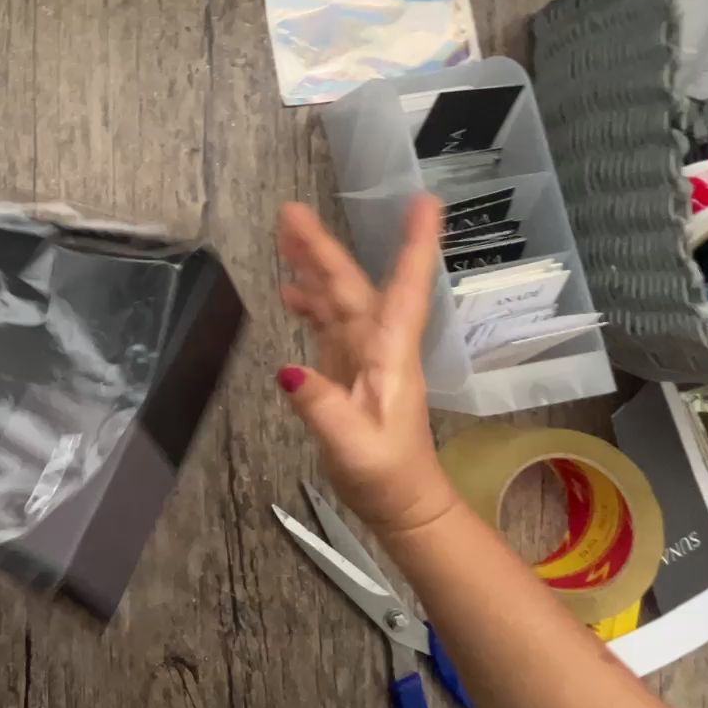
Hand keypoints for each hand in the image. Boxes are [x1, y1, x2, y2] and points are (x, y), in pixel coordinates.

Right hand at [276, 196, 459, 535]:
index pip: (404, 291)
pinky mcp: (346, 367)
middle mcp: (378, 345)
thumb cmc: (386, 475)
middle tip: (290, 212)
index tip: (423, 203)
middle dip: (323, 248)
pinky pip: (327, 321)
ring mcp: (362, 355)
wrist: (401, 504)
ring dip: (313, 266)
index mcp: (389, 355)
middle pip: (351, 286)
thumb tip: (285, 370)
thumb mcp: (353, 444)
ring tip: (283, 236)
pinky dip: (309, 299)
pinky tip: (290, 290)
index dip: (413, 246)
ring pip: (337, 298)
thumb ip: (321, 406)